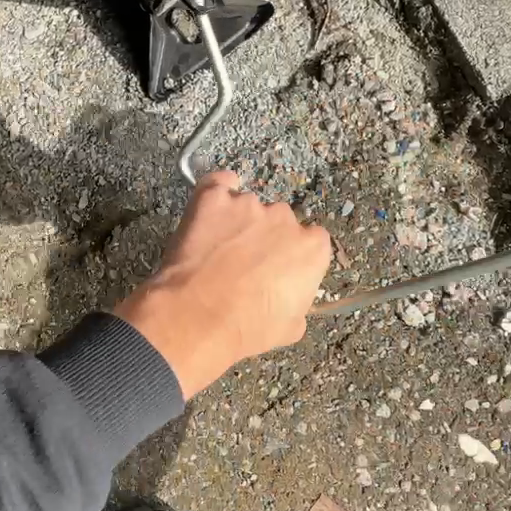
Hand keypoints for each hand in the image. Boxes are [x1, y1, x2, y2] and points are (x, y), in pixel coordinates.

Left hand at [114, 171, 331, 398]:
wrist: (198, 314)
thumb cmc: (247, 326)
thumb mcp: (290, 327)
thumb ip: (299, 300)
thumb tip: (291, 298)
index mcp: (312, 248)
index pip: (310, 241)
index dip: (290, 256)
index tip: (276, 269)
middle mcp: (284, 218)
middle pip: (278, 220)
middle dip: (262, 238)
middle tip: (241, 262)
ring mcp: (248, 204)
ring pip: (246, 206)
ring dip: (235, 221)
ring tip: (214, 249)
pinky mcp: (213, 197)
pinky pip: (218, 183)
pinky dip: (216, 190)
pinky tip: (209, 207)